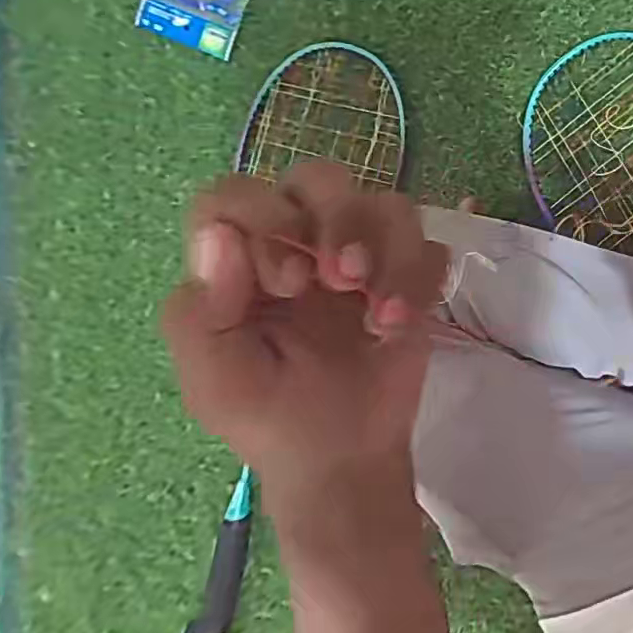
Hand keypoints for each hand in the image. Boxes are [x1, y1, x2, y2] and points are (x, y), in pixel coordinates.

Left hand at [160, 162, 450, 490]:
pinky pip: (431, 246)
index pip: (237, 194)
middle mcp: (304, 244)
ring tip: (379, 315)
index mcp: (244, 262)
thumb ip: (201, 312)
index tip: (284, 283)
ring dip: (391, 254)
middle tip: (342, 278)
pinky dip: (419, 281)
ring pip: (390, 204)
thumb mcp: (216, 380)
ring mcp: (366, 255)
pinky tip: (398, 327)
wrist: (346, 455)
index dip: (263, 217)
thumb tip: (217, 236)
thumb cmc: (271, 419)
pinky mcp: (413, 274)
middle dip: (339, 220)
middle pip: (322, 178)